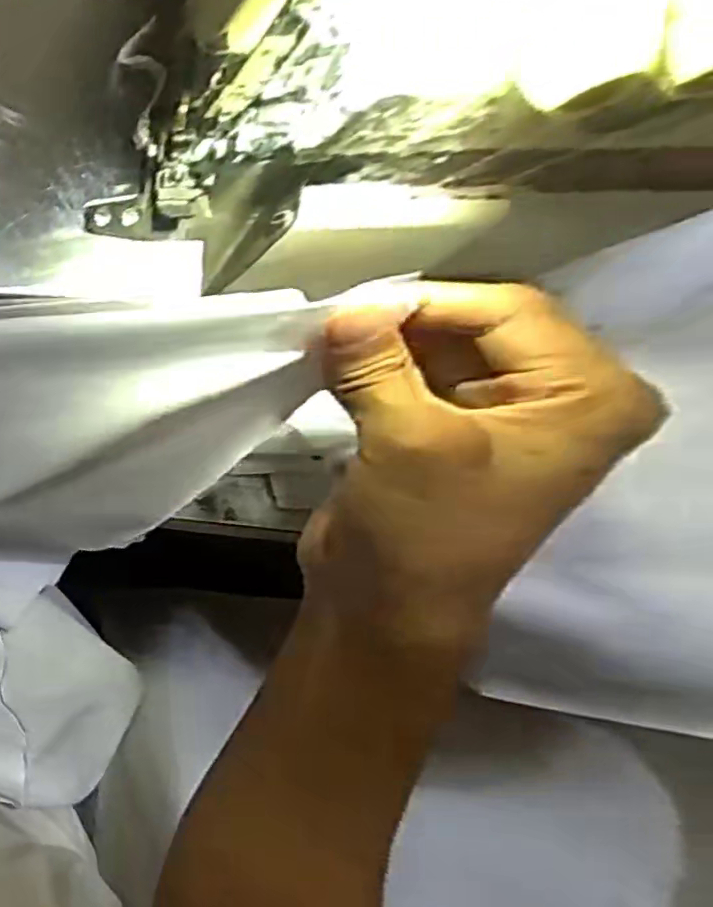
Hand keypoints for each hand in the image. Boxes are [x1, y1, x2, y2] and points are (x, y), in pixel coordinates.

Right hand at [304, 282, 664, 643]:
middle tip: (329, 323)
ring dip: (378, 348)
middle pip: (475, 330)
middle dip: (400, 324)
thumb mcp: (407, 442)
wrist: (384, 603)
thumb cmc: (423, 528)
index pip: (511, 314)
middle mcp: (551, 399)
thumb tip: (344, 312)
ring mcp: (492, 418)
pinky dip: (369, 373)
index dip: (428, 304)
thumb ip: (377, 370)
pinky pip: (409, 385)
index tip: (348, 307)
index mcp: (584, 395)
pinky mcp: (437, 436)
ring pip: (436, 355)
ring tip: (322, 343)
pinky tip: (330, 368)